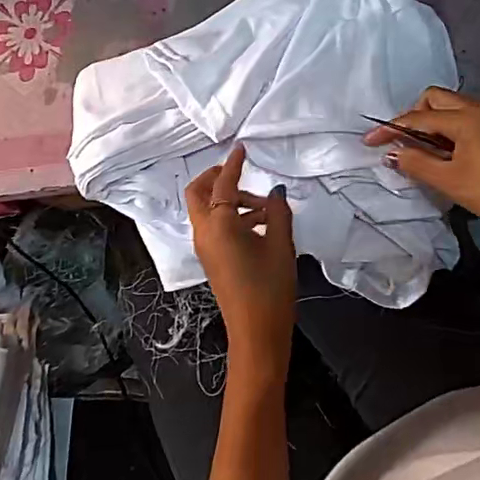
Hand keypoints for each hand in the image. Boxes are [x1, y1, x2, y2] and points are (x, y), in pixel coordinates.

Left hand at [185, 145, 296, 389]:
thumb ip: (278, 213)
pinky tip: (261, 226)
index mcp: (219, 223)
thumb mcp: (281, 245)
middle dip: (216, 178)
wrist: (256, 331)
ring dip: (230, 201)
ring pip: (207, 211)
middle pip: (198, 193)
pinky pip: (214, 227)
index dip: (234, 164)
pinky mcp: (210, 259)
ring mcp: (204, 247)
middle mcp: (204, 231)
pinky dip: (231, 217)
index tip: (241, 149)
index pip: (224, 183)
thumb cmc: (270, 286)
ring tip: (267, 209)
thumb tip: (275, 193)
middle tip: (240, 173)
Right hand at [364, 87, 479, 258]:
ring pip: (451, 107)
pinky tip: (445, 153)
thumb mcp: (449, 181)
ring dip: (431, 122)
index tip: (369, 141)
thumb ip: (416, 163)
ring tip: (420, 151)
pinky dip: (448, 128)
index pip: (418, 118)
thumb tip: (393, 153)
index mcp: (466, 117)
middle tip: (400, 143)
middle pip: (434, 99)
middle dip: (412, 116)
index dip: (390, 129)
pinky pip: (466, 118)